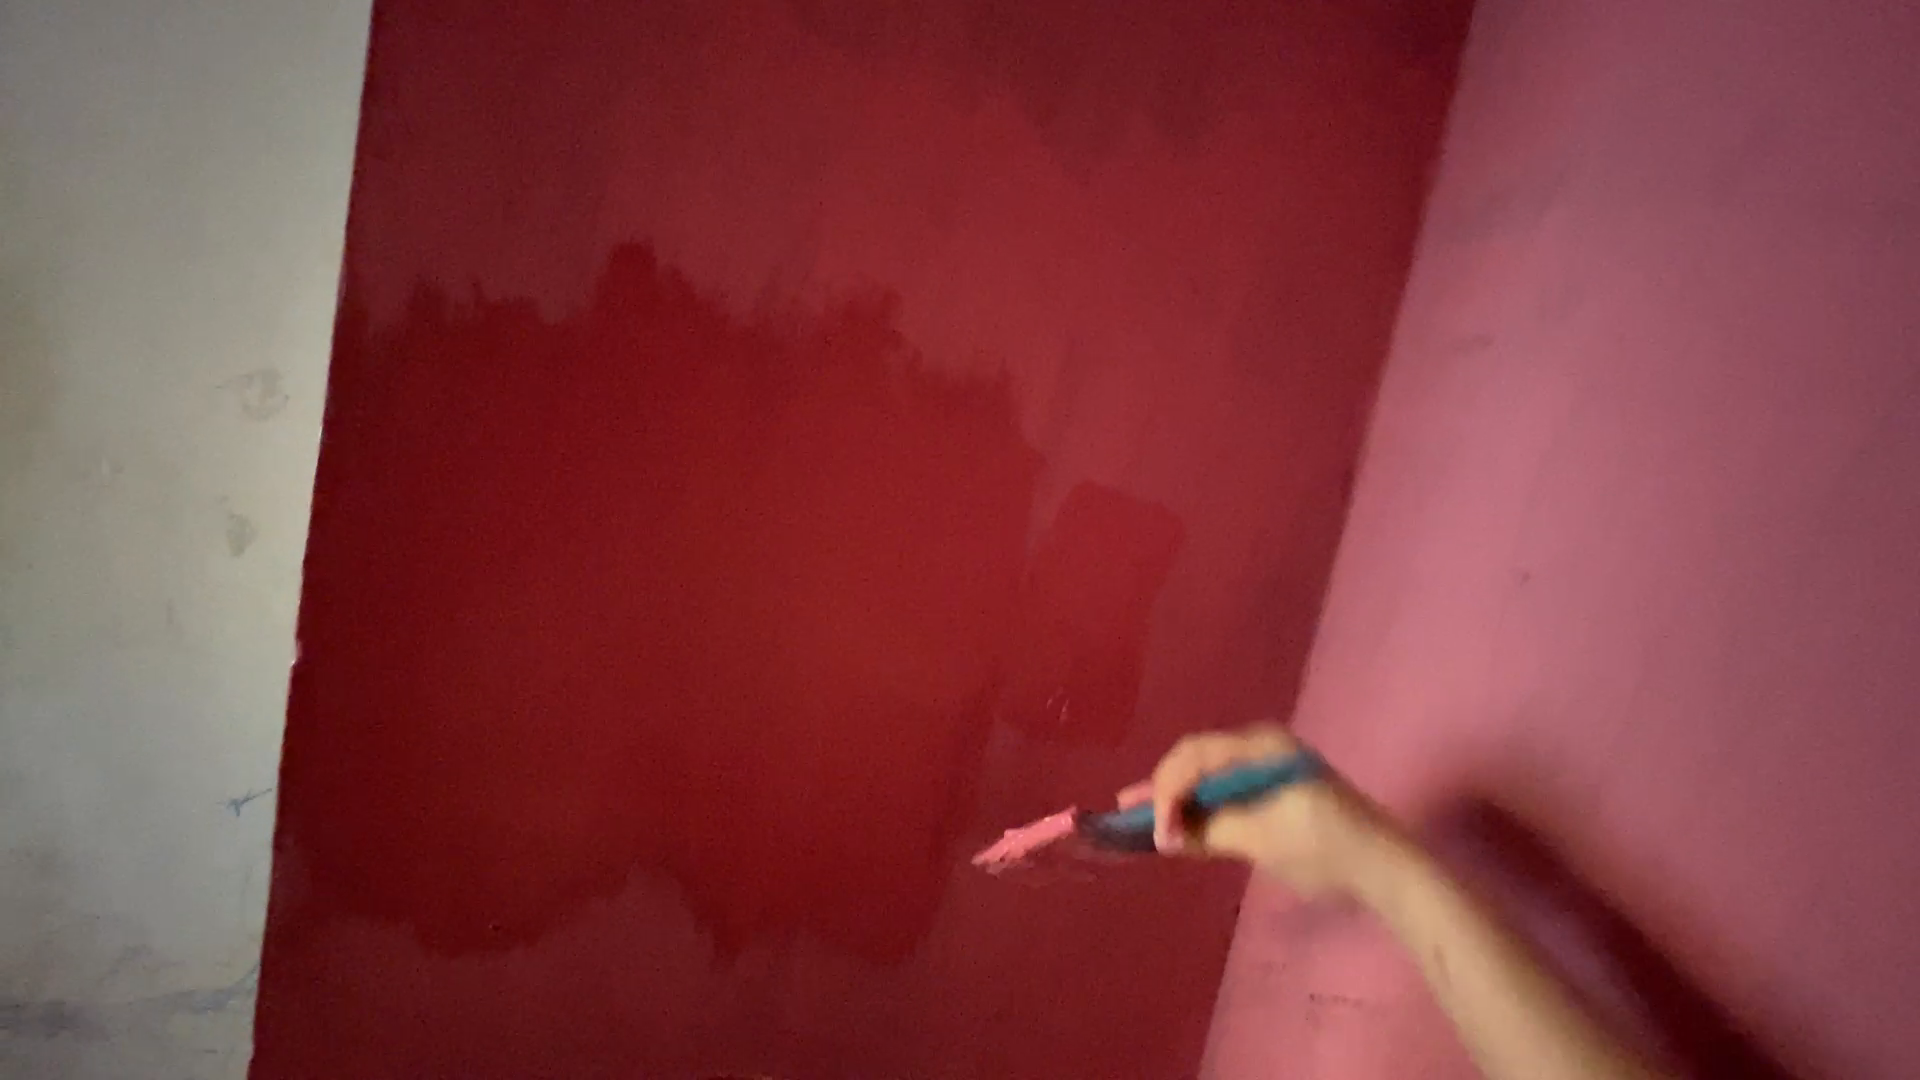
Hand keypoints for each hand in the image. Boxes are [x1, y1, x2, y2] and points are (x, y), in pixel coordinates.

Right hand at [1125, 723, 1399, 898]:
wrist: (1386, 868)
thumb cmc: (1326, 848)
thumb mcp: (1263, 840)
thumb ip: (1210, 832)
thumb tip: (1164, 837)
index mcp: (1260, 747)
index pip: (1195, 756)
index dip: (1168, 790)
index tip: (1158, 830)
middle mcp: (1257, 746)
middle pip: (1195, 759)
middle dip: (1164, 788)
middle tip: (1130, 812)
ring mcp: (1263, 765)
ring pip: (1204, 773)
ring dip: (1176, 795)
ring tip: (1138, 812)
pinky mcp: (1267, 786)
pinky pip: (1221, 787)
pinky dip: (1198, 803)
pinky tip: (1176, 816)